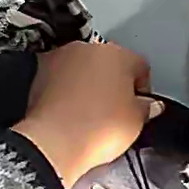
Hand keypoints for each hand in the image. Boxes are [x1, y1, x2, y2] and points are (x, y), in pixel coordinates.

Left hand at [13, 41, 159, 186]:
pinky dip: (65, 85)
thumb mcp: (136, 121)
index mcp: (118, 54)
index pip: (140, 65)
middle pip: (109, 61)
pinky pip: (61, 74)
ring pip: (83, 65)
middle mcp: (89, 48)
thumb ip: (146, 107)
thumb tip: (147, 105)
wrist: (56, 139)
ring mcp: (62, 56)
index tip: (139, 103)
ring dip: (88, 80)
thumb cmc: (96, 128)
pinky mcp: (41, 69)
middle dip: (113, 80)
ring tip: (90, 108)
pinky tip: (70, 107)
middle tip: (115, 106)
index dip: (142, 87)